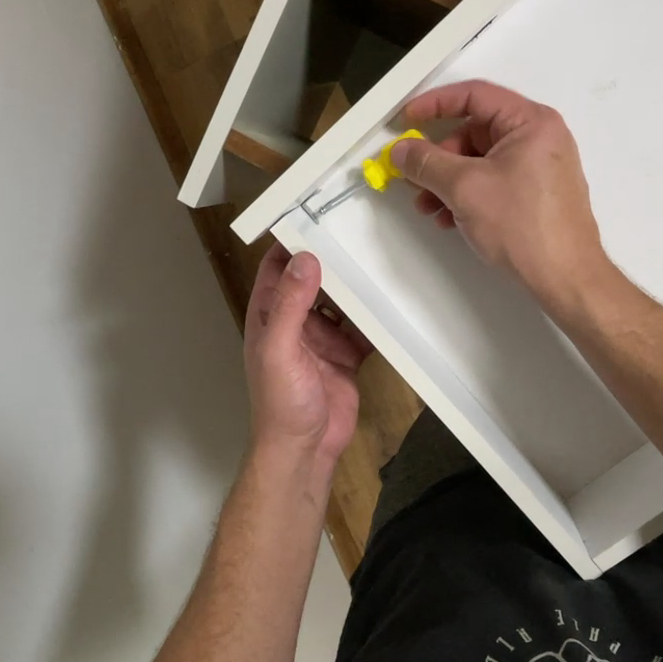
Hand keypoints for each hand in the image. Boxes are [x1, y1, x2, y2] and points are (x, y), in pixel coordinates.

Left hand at [242, 246, 371, 465]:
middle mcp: (295, 322)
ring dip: (356, 284)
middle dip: (331, 258)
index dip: (292, 241)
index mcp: (269, 316)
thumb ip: (289, 305)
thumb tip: (304, 260)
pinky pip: (362, 328)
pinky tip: (393, 299)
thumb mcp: (279, 349)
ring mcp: (322, 338)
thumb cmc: (281, 403)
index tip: (315, 212)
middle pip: (313, 280)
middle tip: (360, 227)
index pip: (277, 268)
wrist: (305, 450)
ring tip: (381, 255)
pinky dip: (375, 316)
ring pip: (340, 301)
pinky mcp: (346, 355)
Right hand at [389, 80, 611, 307]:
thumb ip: (427, 163)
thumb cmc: (523, 226)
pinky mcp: (536, 194)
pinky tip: (451, 220)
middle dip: (439, 157)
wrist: (564, 276)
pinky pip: (493, 182)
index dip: (435, 104)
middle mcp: (539, 138)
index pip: (475, 96)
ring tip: (429, 208)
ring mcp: (539, 167)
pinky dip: (467, 196)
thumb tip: (401, 150)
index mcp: (530, 122)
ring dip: (448, 182)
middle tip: (415, 179)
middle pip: (474, 132)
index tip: (407, 119)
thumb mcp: (465, 188)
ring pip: (480, 162)